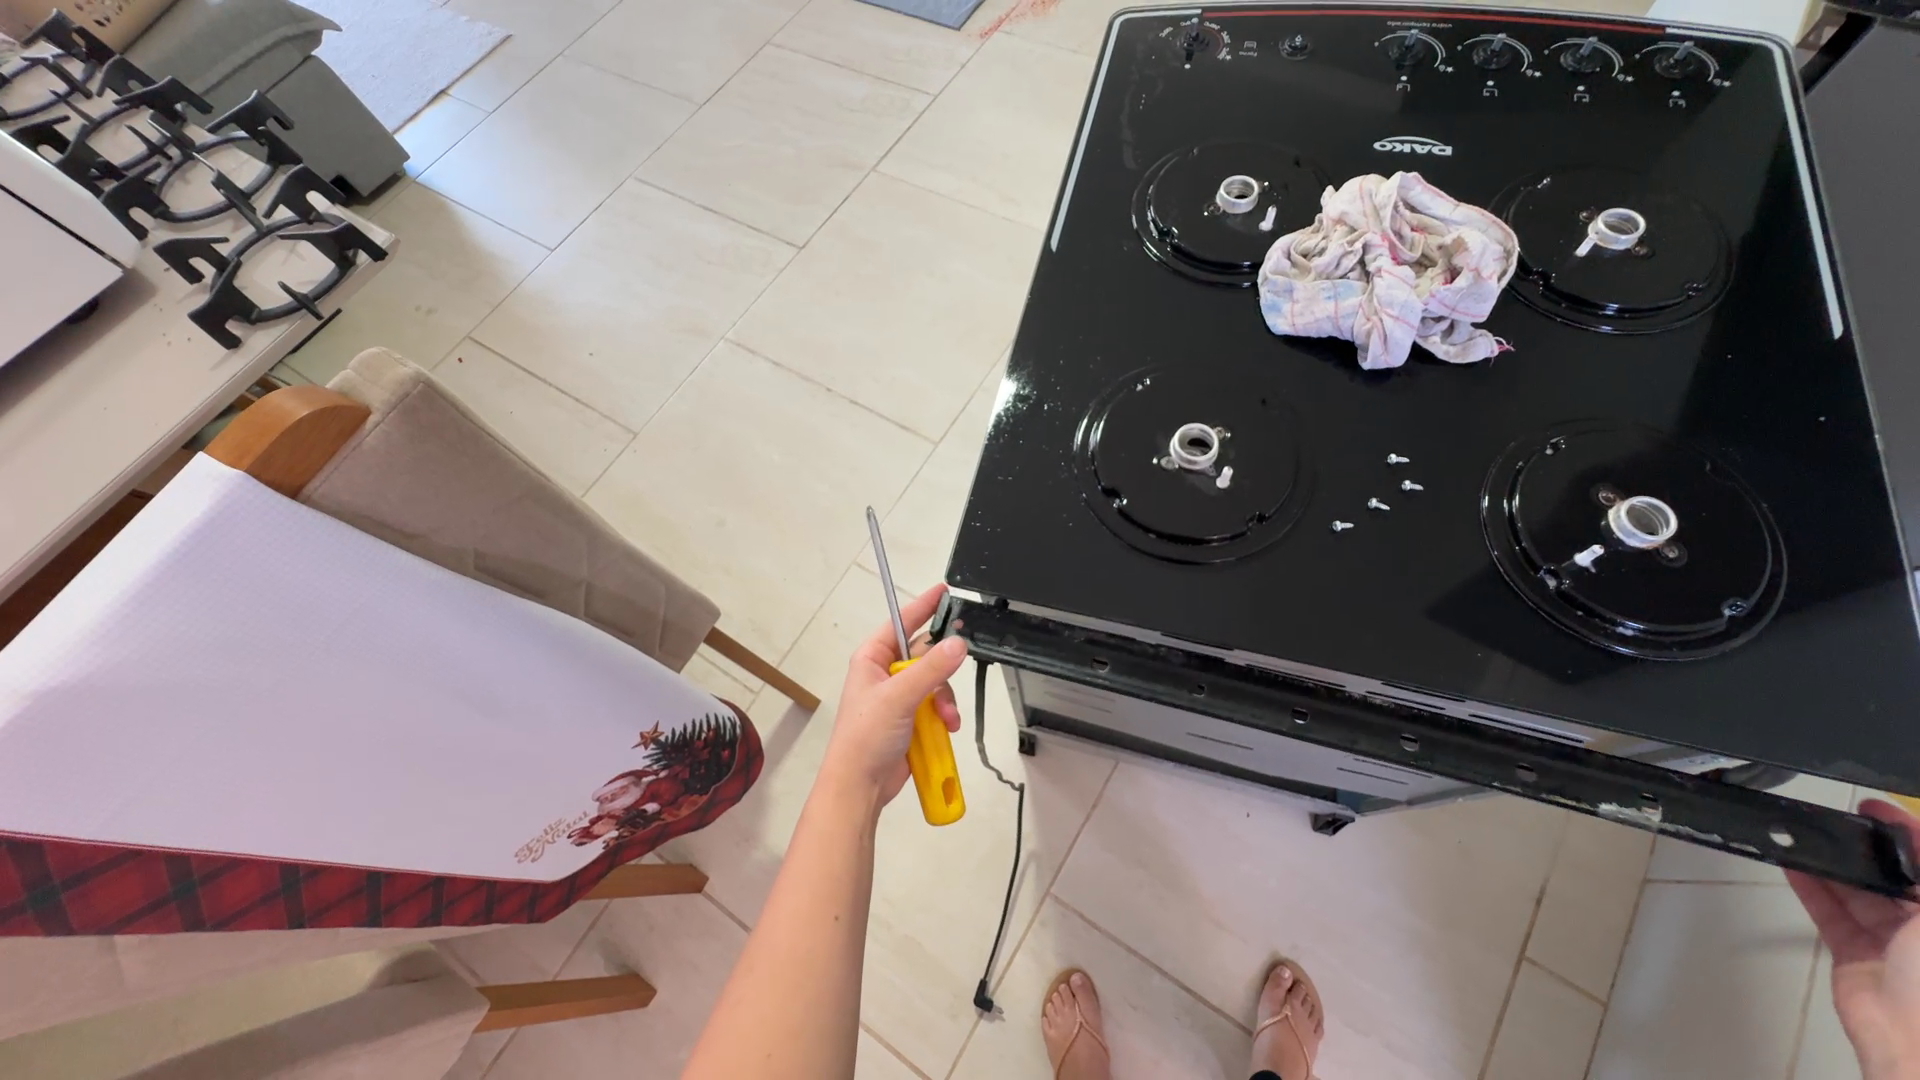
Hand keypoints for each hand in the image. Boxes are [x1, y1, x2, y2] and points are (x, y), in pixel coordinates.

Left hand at [820, 583, 967, 806]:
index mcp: (872, 658)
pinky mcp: (913, 719)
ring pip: (938, 682)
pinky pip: (939, 706)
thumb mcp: (898, 697)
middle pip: (926, 654)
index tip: (945, 590)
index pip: (901, 622)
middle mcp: (886, 673)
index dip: (923, 606)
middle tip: (959, 666)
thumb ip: (931, 669)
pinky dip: (946, 715)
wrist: (860, 786)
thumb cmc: (866, 735)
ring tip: (946, 719)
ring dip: (946, 699)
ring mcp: (901, 697)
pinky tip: (947, 728)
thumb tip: (959, 642)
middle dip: (943, 669)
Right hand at [1787, 799, 1919, 1079]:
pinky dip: (1808, 887)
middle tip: (1831, 820)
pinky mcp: (1856, 955)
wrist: (1919, 1042)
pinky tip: (1789, 864)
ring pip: (1859, 893)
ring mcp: (1897, 945)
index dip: (1909, 832)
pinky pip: (1829, 913)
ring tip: (1799, 835)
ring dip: (1830, 865)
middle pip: (1897, 878)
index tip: (1876, 806)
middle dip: (1864, 849)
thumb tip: (1911, 824)